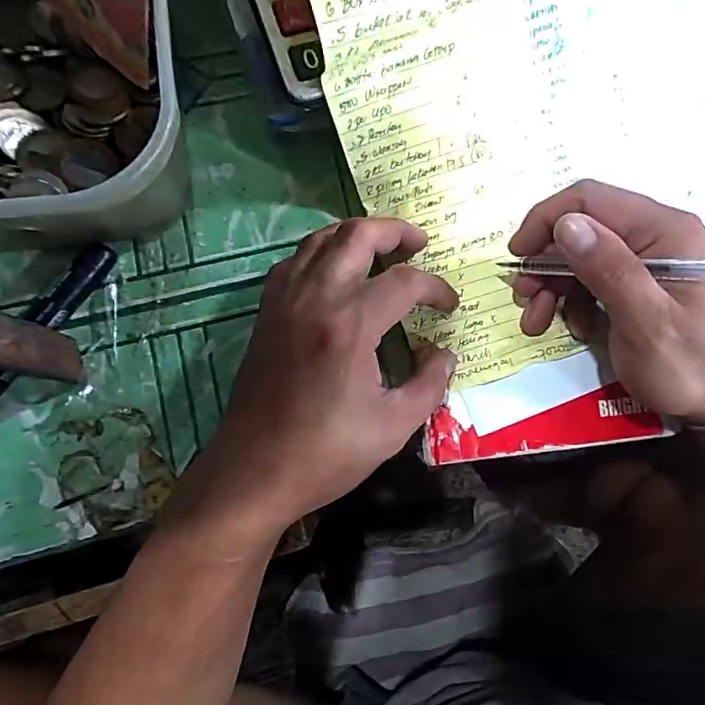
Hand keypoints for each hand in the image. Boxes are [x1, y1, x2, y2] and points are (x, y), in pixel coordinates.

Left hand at [183, 218, 458, 529]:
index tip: (450, 306)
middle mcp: (314, 300)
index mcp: (349, 326)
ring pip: (319, 240)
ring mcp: (284, 303)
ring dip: (355, 236)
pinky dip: (322, 254)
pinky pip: (295, 262)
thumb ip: (429, 384)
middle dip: (394, 231)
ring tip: (381, 250)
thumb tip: (445, 355)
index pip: (403, 283)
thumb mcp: (394, 426)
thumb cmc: (327, 454)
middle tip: (418, 243)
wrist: (254, 472)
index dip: (435, 288)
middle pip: (355, 236)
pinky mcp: (266, 316)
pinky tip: (336, 275)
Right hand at [510, 180, 704, 424]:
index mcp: (665, 231)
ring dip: (553, 287)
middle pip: (582, 229)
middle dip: (546, 262)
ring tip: (536, 322)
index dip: (547, 220)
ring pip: (581, 257)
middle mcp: (655, 237)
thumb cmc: (692, 366)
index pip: (592, 200)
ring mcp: (647, 262)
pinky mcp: (638, 286)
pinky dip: (573, 303)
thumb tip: (566, 225)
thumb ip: (610, 271)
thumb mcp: (648, 323)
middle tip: (525, 300)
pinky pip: (592, 281)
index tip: (517, 255)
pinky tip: (574, 329)